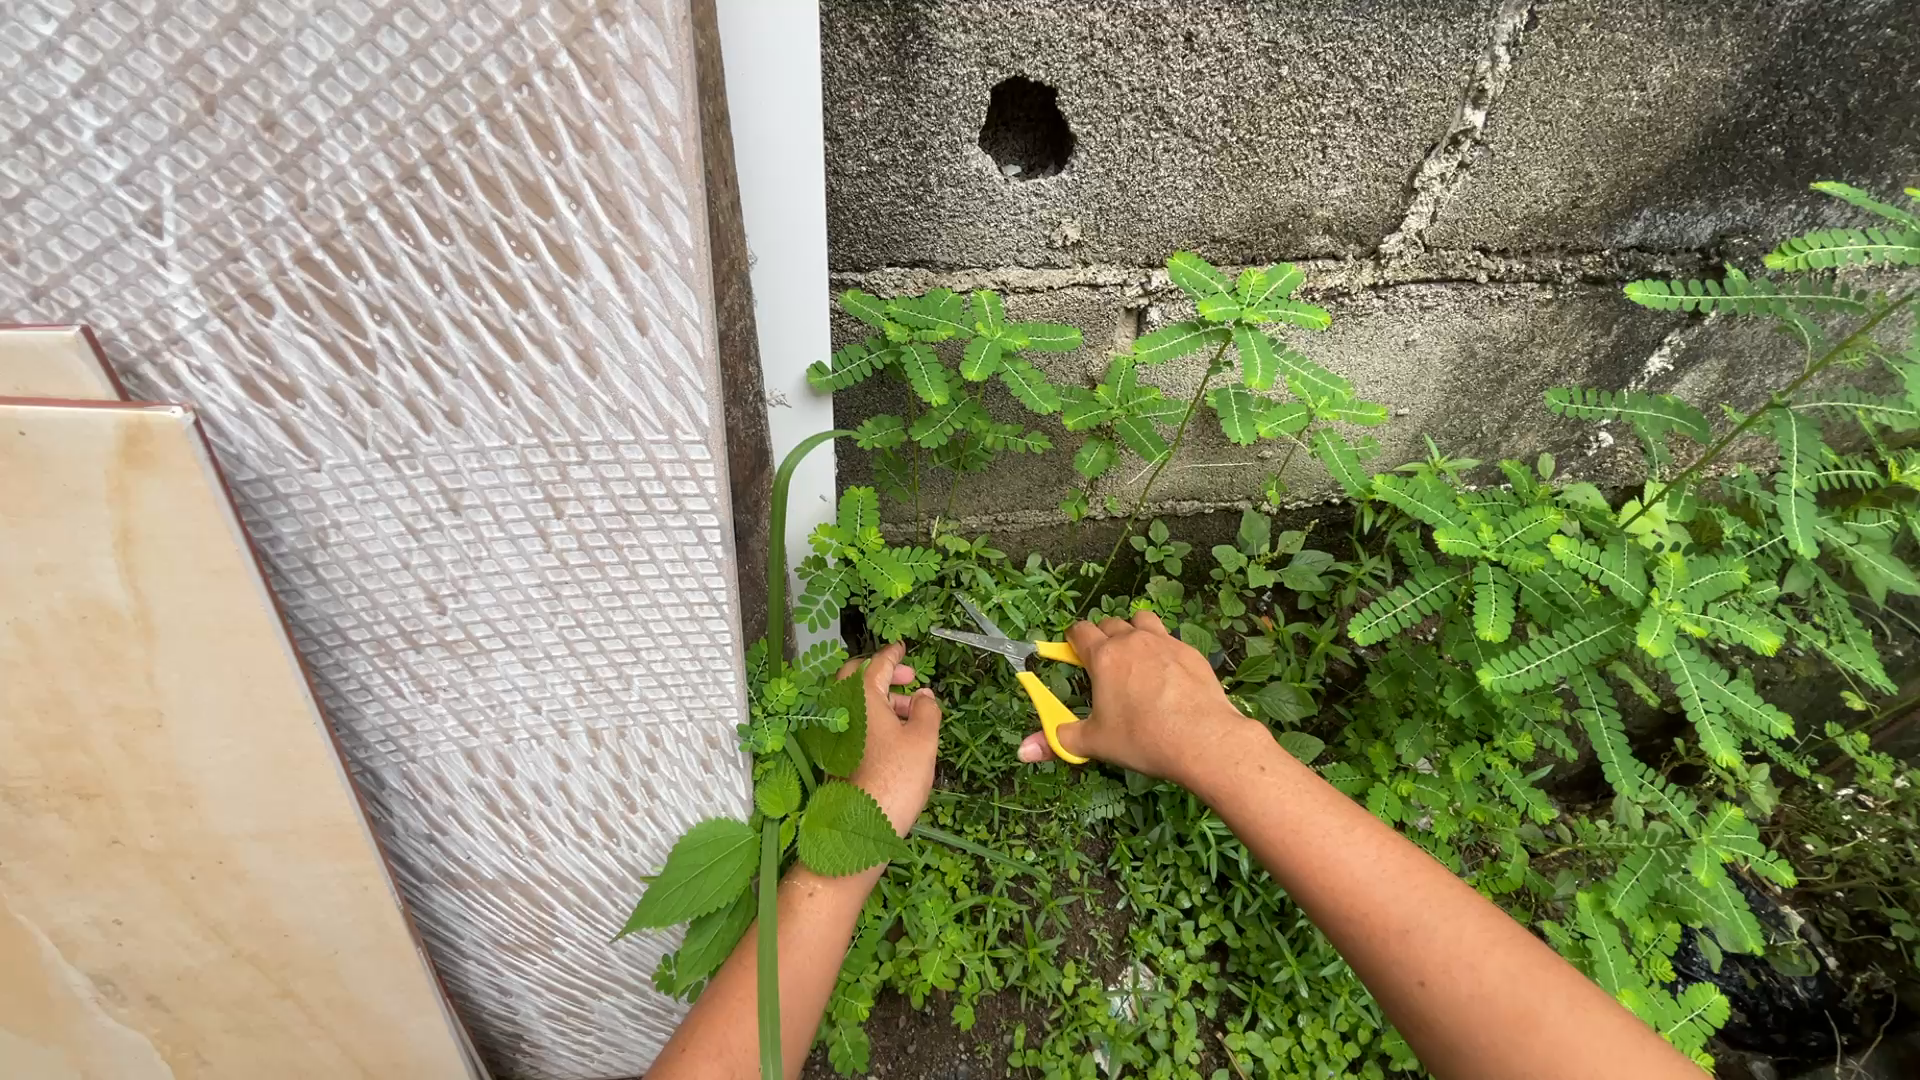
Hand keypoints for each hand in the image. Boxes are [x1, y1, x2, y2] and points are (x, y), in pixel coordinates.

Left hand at [841, 643, 941, 835]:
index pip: (877, 664)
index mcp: (861, 696)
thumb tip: (924, 696)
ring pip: (855, 702)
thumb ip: (928, 710)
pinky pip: (852, 722)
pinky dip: (872, 718)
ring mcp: (835, 733)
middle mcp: (842, 709)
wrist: (860, 828)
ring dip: (881, 698)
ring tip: (911, 712)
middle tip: (908, 679)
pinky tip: (895, 735)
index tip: (903, 647)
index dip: (893, 654)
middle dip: (883, 674)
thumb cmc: (895, 778)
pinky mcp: (835, 754)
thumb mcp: (924, 739)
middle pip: (857, 678)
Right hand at [1016, 610, 1260, 786]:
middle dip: (1103, 638)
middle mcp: (1132, 641)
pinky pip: (1169, 640)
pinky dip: (1163, 650)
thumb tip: (1023, 751)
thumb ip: (1057, 741)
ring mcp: (1164, 642)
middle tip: (1104, 666)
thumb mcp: (1094, 742)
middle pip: (1110, 623)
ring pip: (1142, 621)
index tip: (1074, 654)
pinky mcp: (1190, 652)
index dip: (1073, 640)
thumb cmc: (1142, 739)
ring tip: (1136, 660)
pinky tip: (1168, 677)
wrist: (1204, 739)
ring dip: (1134, 632)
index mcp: (1103, 656)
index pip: (1080, 631)